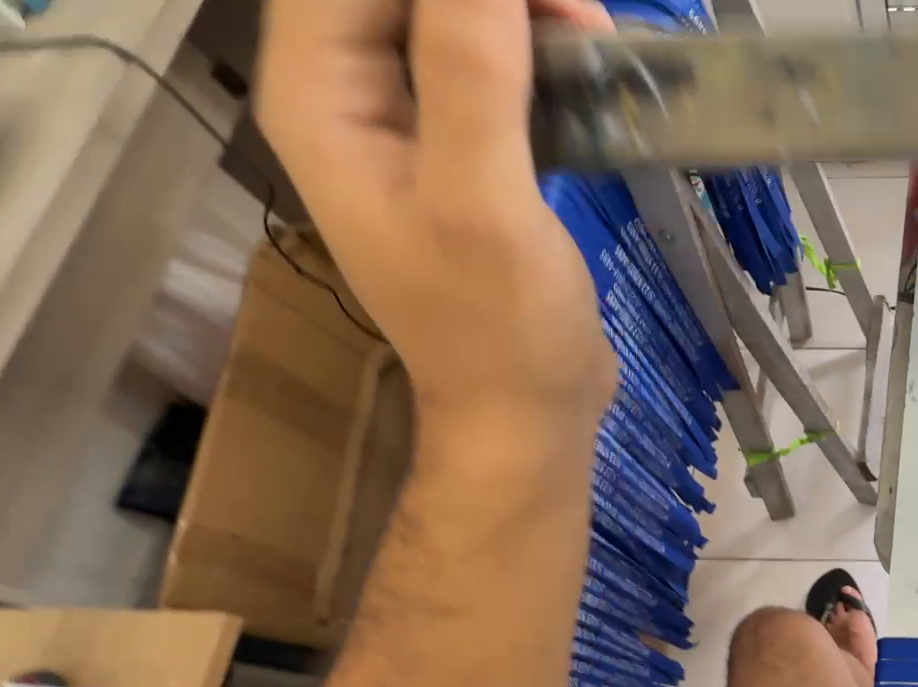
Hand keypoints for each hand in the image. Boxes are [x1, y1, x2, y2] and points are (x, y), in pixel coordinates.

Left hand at [256, 0, 619, 452]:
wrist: (529, 416)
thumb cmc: (500, 327)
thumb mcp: (483, 201)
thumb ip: (471, 72)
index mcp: (320, 99)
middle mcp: (351, 102)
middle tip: (586, 17)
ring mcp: (411, 134)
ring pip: (453, 26)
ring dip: (524, 20)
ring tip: (597, 38)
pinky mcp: (468, 162)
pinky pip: (491, 79)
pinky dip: (539, 65)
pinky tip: (589, 79)